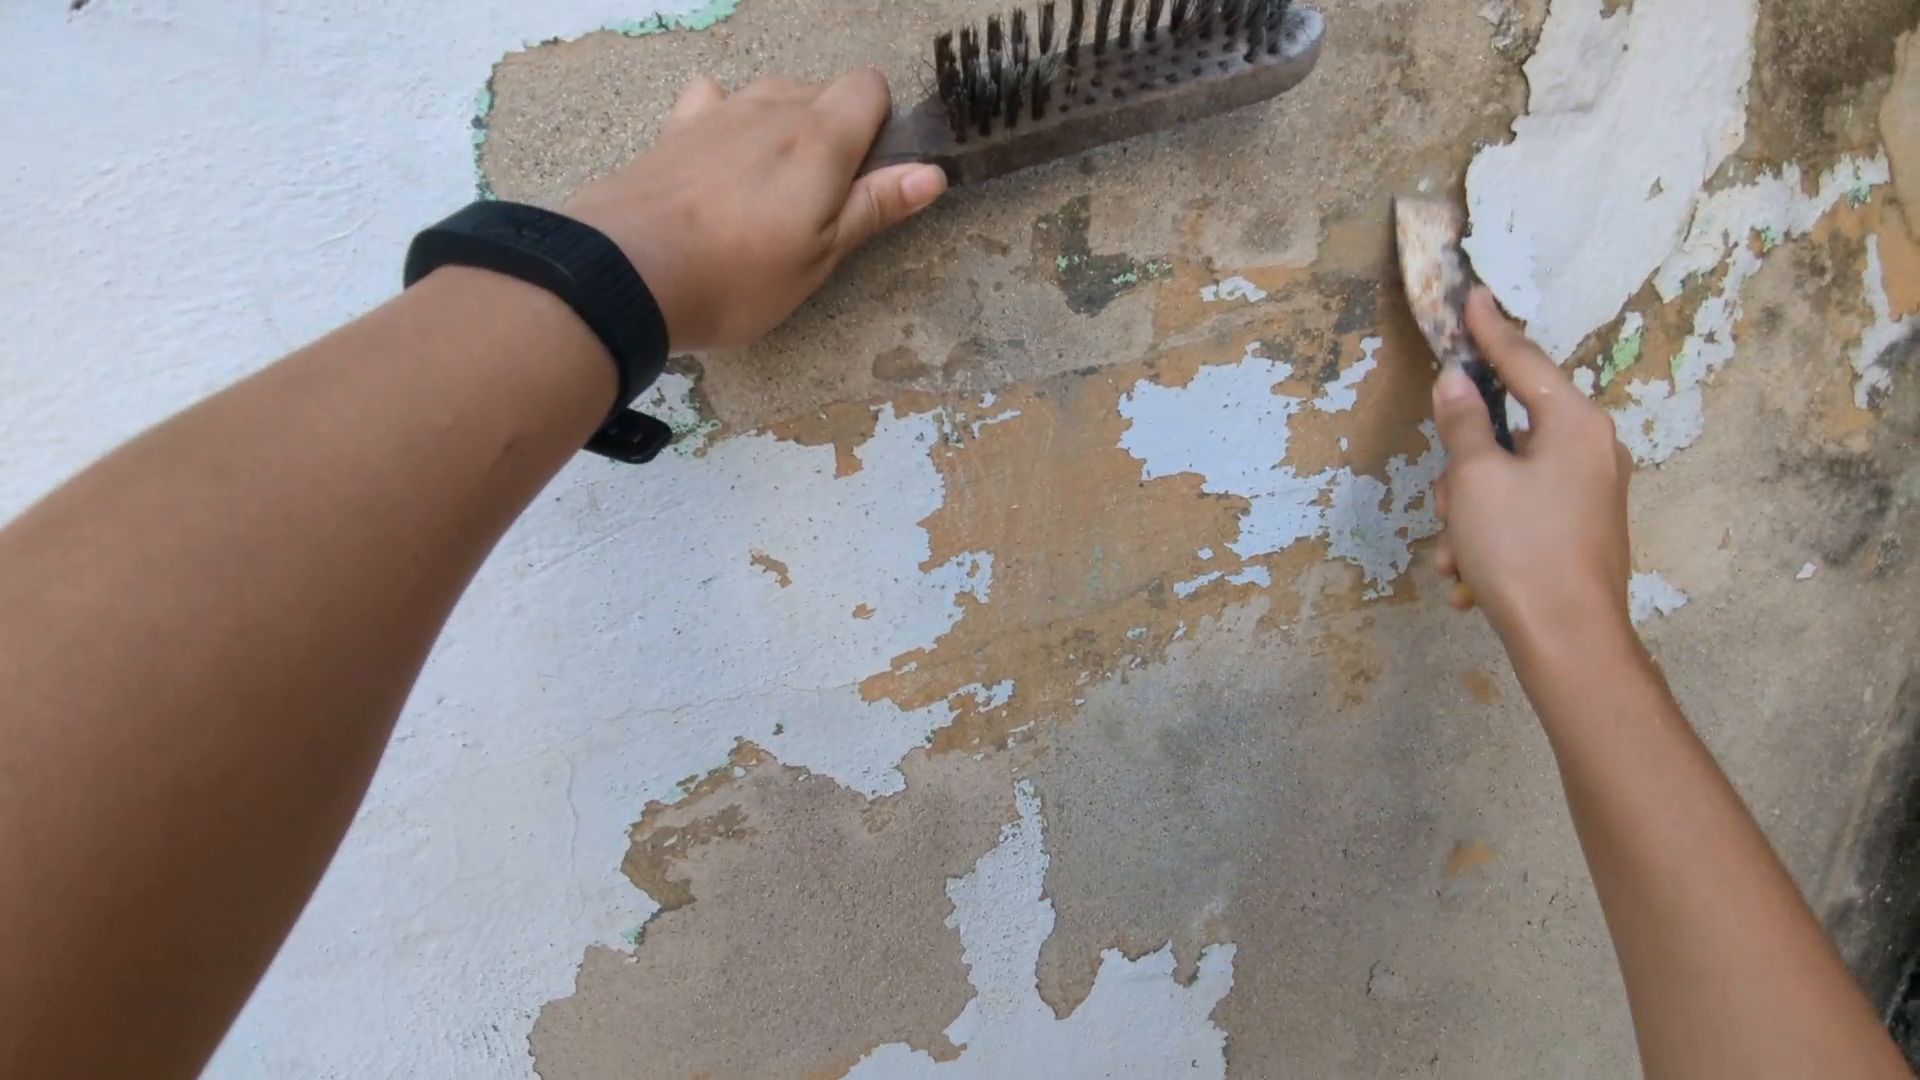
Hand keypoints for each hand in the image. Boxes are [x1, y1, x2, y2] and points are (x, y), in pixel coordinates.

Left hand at [561, 70, 947, 351]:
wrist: (629, 273)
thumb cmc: (740, 277)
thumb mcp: (821, 257)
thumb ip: (874, 207)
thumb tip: (932, 173)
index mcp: (819, 139)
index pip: (870, 87)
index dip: (881, 125)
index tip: (868, 176)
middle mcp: (772, 106)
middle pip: (823, 91)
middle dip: (836, 133)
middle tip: (820, 204)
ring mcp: (719, 111)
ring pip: (772, 94)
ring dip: (787, 127)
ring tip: (772, 190)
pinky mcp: (676, 126)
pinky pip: (716, 100)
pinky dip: (731, 119)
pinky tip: (722, 159)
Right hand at [1432, 289, 1635, 658]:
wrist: (1566, 636)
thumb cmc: (1519, 547)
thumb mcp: (1476, 479)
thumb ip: (1463, 425)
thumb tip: (1455, 381)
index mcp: (1574, 426)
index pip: (1524, 363)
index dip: (1491, 332)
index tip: (1475, 297)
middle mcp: (1589, 450)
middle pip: (1504, 432)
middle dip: (1463, 470)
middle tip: (1448, 503)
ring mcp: (1587, 491)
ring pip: (1502, 478)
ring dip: (1467, 513)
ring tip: (1458, 556)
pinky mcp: (1577, 526)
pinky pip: (1516, 512)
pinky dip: (1486, 537)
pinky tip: (1471, 576)